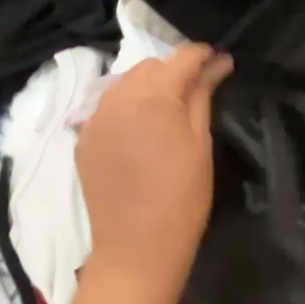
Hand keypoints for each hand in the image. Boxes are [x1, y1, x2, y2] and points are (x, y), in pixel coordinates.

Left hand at [77, 44, 232, 297]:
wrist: (136, 247)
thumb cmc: (182, 198)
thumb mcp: (200, 144)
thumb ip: (203, 96)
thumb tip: (216, 64)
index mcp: (153, 96)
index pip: (181, 57)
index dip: (203, 56)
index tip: (221, 63)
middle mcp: (117, 97)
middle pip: (149, 66)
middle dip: (174, 71)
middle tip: (198, 93)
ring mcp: (95, 118)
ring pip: (124, 84)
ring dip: (148, 88)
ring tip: (168, 111)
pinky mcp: (83, 139)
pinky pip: (107, 108)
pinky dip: (127, 108)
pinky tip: (142, 131)